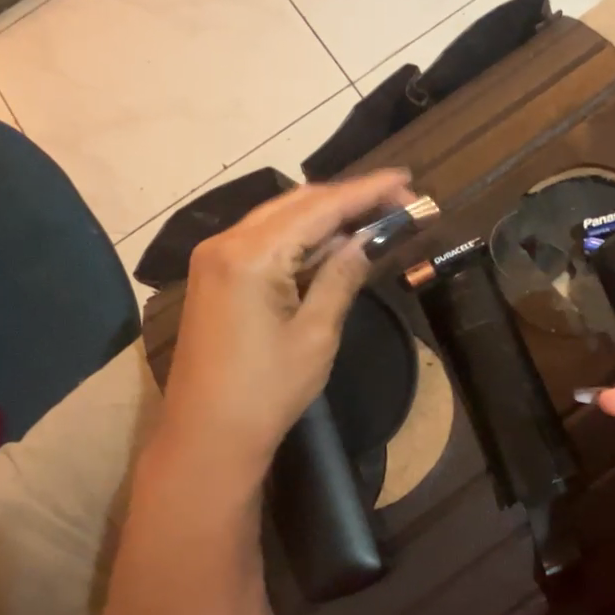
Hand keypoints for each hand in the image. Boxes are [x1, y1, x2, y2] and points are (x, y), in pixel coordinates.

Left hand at [157, 170, 418, 479]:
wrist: (208, 433)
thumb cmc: (268, 390)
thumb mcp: (316, 334)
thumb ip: (341, 277)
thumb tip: (367, 239)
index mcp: (252, 256)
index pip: (319, 208)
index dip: (366, 192)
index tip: (406, 181)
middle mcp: (226, 243)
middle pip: (297, 203)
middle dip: (348, 198)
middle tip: (398, 198)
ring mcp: (215, 257)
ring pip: (280, 217)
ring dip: (327, 215)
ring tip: (375, 215)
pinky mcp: (215, 275)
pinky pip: (265, 239)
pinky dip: (302, 235)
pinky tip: (333, 241)